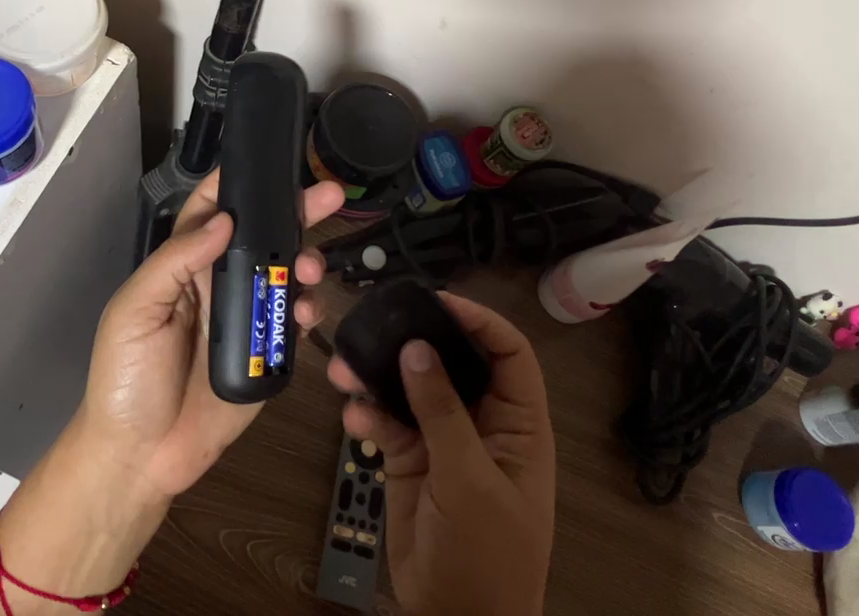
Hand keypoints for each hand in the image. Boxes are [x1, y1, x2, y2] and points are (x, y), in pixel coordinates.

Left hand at [0, 173, 343, 613]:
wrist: (142, 457)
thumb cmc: (126, 378)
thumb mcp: (134, 312)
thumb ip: (174, 261)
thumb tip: (223, 220)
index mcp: (183, 268)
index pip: (211, 212)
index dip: (237, 186)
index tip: (270, 163)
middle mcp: (217, 285)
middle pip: (260, 238)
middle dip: (294, 213)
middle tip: (330, 195)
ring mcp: (245, 319)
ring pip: (284, 276)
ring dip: (305, 262)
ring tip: (314, 266)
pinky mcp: (267, 355)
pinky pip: (293, 323)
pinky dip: (308, 311)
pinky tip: (310, 312)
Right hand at [329, 292, 555, 615]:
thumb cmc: (486, 555)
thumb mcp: (470, 481)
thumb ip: (442, 413)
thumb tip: (417, 348)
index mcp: (517, 424)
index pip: (508, 354)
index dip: (479, 322)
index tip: (437, 303)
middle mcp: (480, 423)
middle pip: (451, 363)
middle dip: (414, 343)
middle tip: (374, 323)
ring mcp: (442, 441)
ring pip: (410, 390)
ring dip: (377, 376)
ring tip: (341, 367)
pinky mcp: (408, 460)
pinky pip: (386, 422)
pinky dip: (367, 416)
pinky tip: (353, 418)